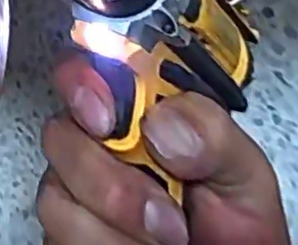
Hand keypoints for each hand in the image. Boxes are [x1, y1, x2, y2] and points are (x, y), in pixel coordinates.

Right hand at [40, 55, 289, 244]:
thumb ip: (210, 131)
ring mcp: (75, 188)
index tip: (103, 118)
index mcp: (131, 110)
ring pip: (56, 192)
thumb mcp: (242, 171)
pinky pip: (60, 231)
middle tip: (162, 216)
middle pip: (59, 133)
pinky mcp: (66, 228)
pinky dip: (102, 243)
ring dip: (114, 224)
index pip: (81, 70)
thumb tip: (159, 122)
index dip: (79, 82)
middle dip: (106, 180)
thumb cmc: (234, 227)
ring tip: (163, 240)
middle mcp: (93, 142)